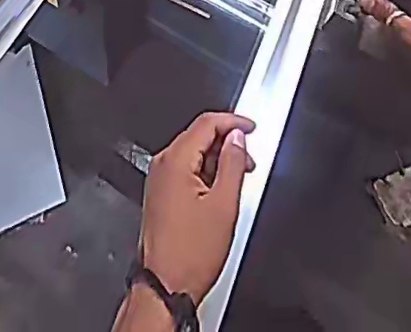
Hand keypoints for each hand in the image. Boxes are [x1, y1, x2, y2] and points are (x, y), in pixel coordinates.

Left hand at [140, 112, 255, 300]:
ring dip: (218, 159)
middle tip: (249, 158)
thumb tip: (237, 138)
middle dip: (227, 142)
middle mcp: (163, 165)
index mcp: (175, 160)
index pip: (206, 123)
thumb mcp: (224, 204)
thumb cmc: (189, 255)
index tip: (250, 126)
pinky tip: (220, 191)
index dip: (233, 121)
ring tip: (238, 179)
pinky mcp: (160, 194)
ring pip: (193, 153)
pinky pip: (186, 169)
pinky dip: (206, 172)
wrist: (165, 288)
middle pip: (199, 135)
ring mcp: (159, 179)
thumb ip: (233, 163)